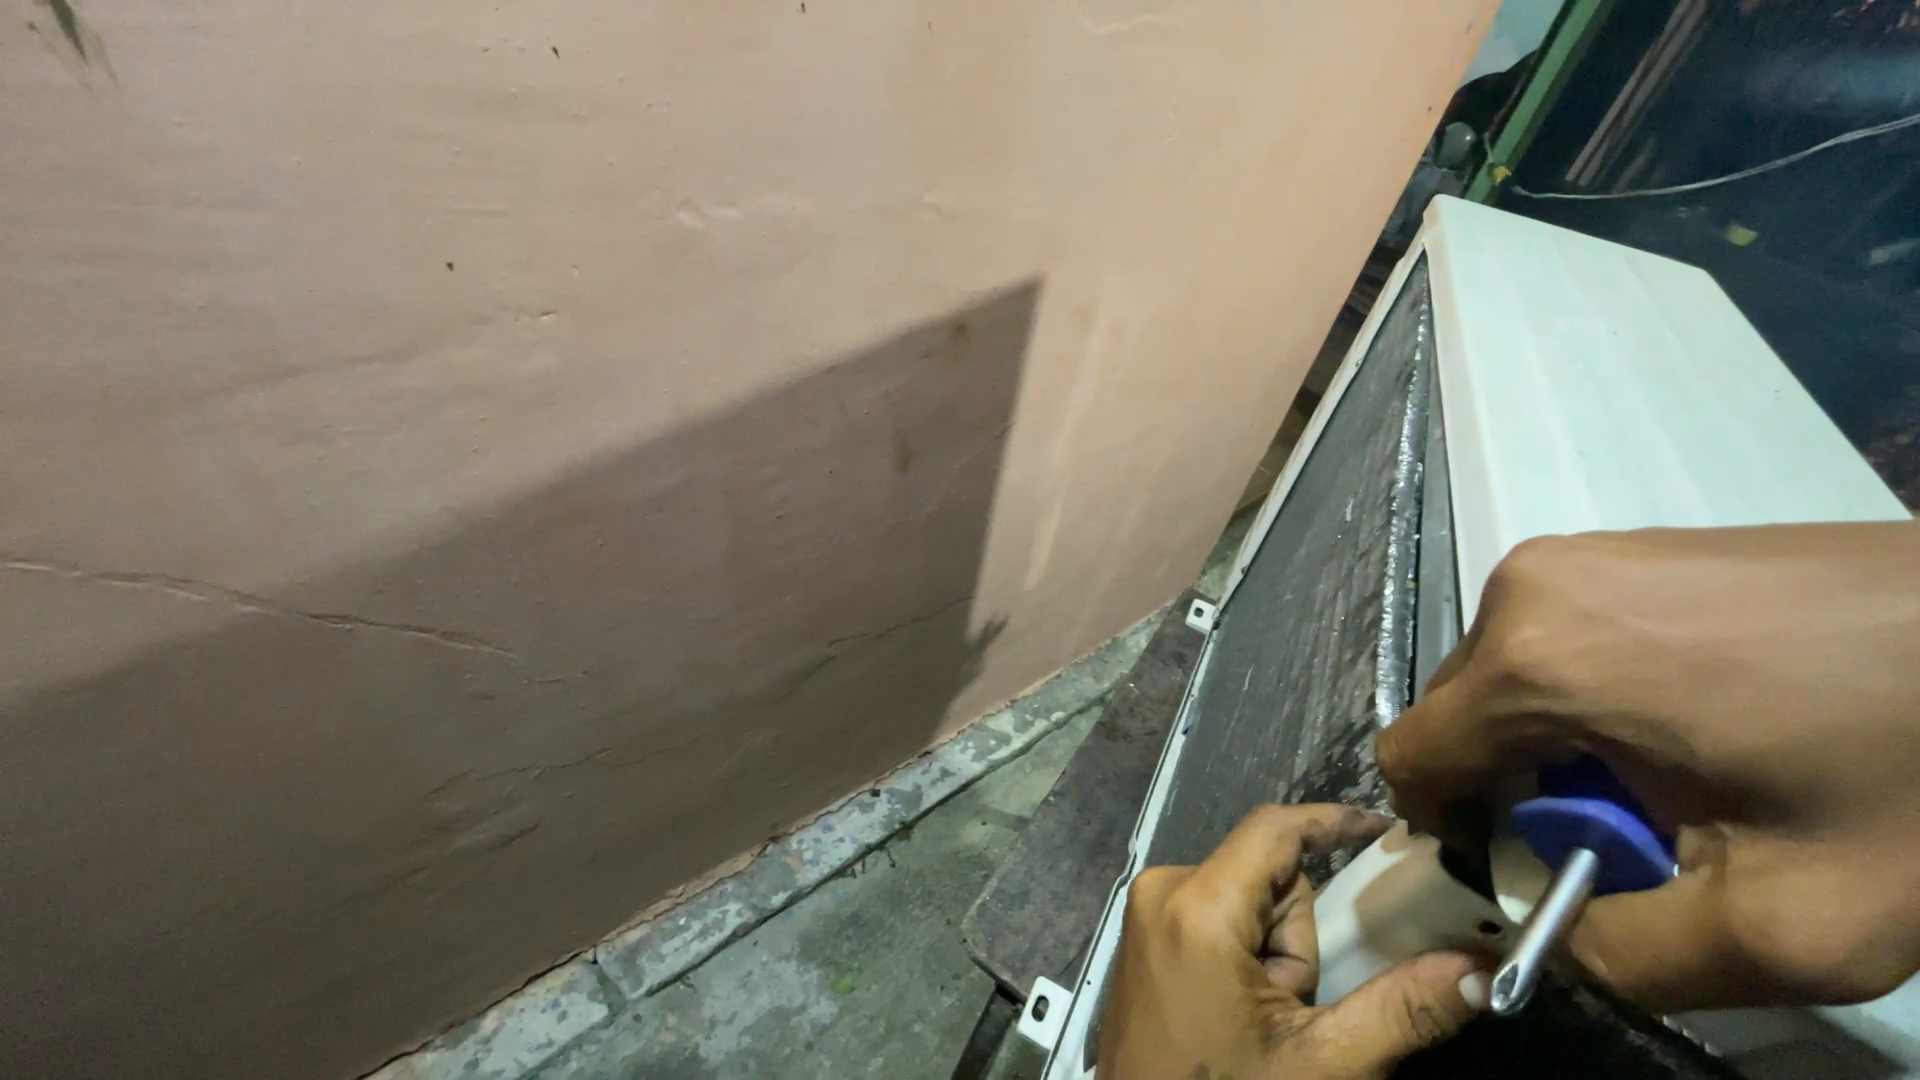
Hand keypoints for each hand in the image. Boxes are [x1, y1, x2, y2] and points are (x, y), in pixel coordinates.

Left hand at [1099, 804, 1490, 1079]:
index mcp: (1199, 904)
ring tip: (1257, 1016)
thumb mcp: (1324, 1063)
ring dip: (1268, 948)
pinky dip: (1239, 948)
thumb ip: (1404, 1009)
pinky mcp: (1143, 928)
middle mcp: (1164, 886)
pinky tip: (1232, 1007)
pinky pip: (1213, 910)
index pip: (1274, 829)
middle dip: (1293, 934)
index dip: (1331, 821)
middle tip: (1288, 1006)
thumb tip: (1482, 969)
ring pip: (1243, 895)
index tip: (1388, 830)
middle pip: (1266, 873)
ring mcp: (1147, 907)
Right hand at [1377, 523, 1919, 1011]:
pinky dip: (1574, 685)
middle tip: (1627, 819)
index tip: (1532, 856)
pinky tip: (1681, 704)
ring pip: (1493, 676)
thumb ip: (1633, 957)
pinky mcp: (1598, 547)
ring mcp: (1558, 558)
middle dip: (1510, 782)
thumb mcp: (1799, 923)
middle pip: (1451, 715)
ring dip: (1544, 734)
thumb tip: (1546, 937)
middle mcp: (1517, 593)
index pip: (1410, 756)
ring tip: (1664, 759)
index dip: (1446, 824)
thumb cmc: (1912, 773)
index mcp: (1533, 665)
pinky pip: (1538, 635)